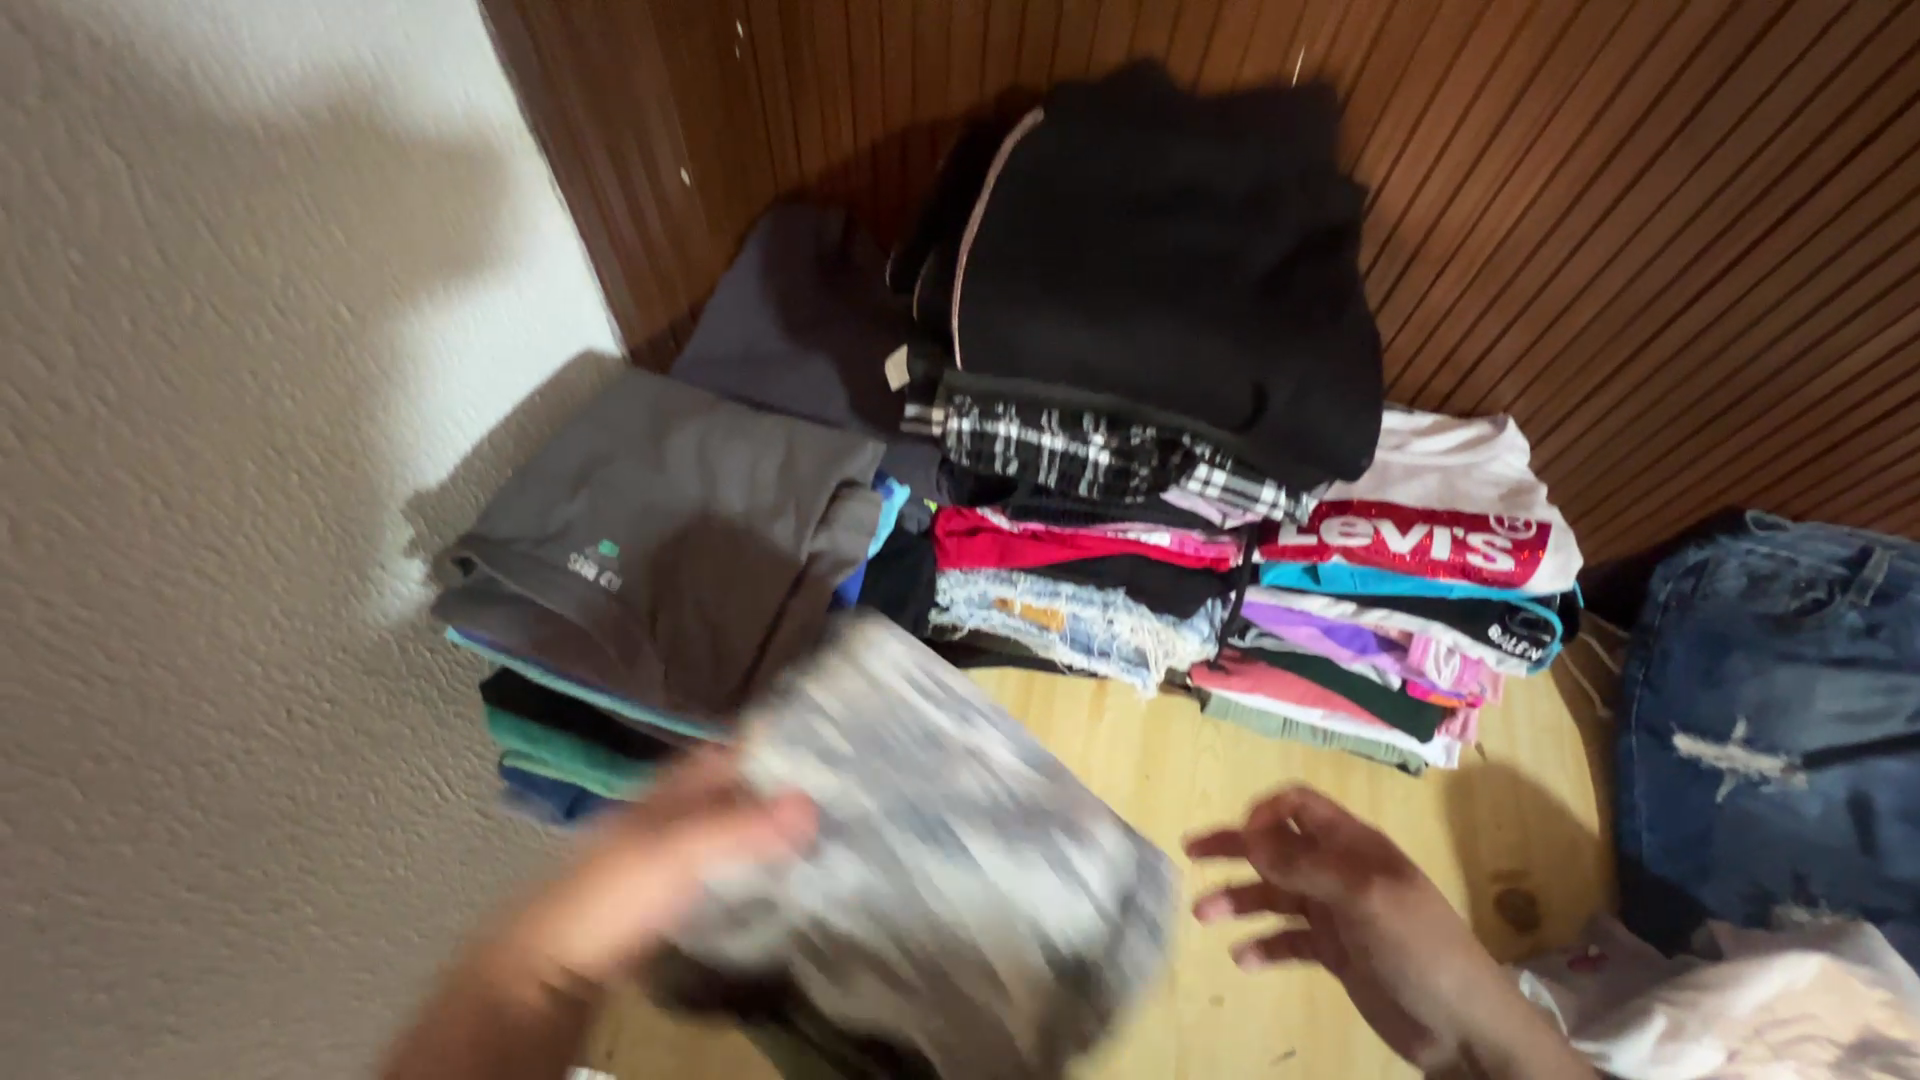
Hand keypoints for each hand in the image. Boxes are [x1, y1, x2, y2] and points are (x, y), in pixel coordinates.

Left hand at [490, 749, 816, 995]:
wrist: (553, 964)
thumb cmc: (615, 891)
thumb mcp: (680, 852)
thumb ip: (744, 828)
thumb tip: (813, 803)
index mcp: (672, 786)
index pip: (732, 749)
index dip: (774, 745)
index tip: (825, 750)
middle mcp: (672, 809)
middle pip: (736, 786)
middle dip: (779, 788)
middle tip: (836, 795)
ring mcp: (670, 850)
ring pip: (730, 825)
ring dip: (767, 827)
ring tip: (821, 833)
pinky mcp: (671, 889)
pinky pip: (724, 863)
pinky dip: (752, 862)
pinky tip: (778, 875)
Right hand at [1185, 787, 1519, 1072]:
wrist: (1466, 1029)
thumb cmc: (1418, 947)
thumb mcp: (1362, 895)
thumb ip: (1303, 862)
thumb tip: (1249, 836)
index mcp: (1352, 845)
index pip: (1299, 806)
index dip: (1267, 813)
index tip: (1242, 836)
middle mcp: (1339, 871)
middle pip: (1276, 847)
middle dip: (1234, 849)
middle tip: (1191, 854)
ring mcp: (1336, 913)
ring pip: (1274, 895)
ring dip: (1238, 900)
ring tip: (1203, 916)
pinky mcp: (1335, 953)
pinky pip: (1287, 940)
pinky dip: (1263, 945)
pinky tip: (1243, 960)